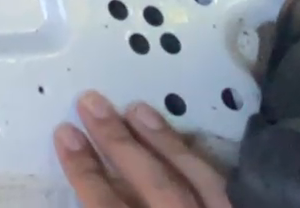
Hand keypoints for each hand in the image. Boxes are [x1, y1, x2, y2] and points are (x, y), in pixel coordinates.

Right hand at [54, 91, 230, 207]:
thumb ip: (110, 204)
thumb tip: (95, 181)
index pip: (108, 207)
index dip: (85, 171)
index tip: (64, 133)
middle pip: (155, 183)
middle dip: (120, 142)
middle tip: (91, 102)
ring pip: (200, 182)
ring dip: (166, 144)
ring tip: (138, 109)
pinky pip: (235, 189)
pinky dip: (213, 166)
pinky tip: (195, 146)